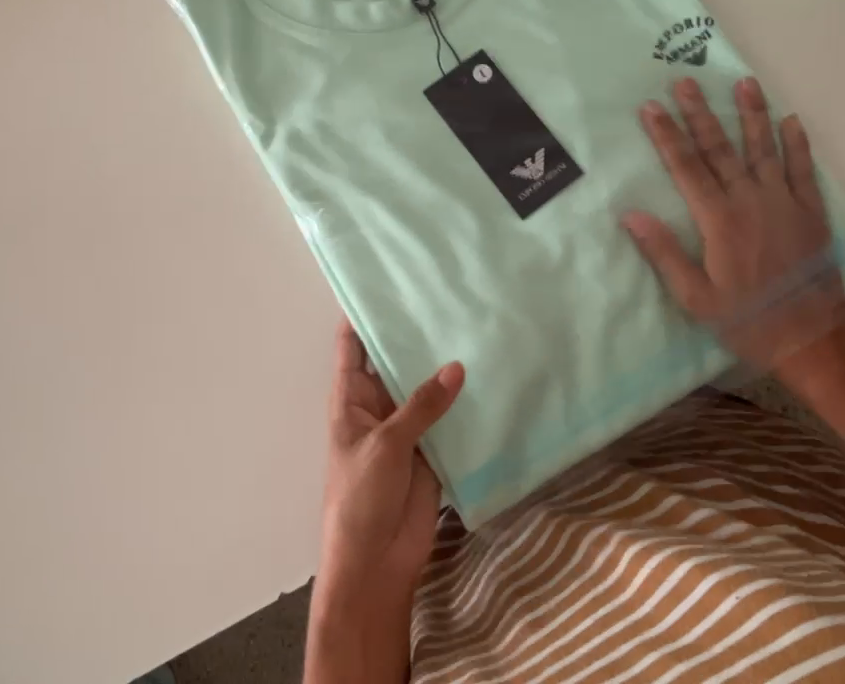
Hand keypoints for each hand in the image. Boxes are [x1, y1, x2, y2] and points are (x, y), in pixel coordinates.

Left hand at [306, 320, 462, 683]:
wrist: (376, 562)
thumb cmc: (361, 497)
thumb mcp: (385, 444)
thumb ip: (421, 405)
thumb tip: (456, 366)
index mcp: (352, 399)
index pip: (354, 346)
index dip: (364, 315)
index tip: (388, 281)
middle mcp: (380, 406)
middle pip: (397, 362)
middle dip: (417, 337)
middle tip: (450, 298)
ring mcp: (408, 428)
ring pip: (427, 389)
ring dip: (446, 369)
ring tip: (477, 327)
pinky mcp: (434, 450)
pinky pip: (450, 420)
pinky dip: (466, 404)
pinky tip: (492, 377)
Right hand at [621, 77, 844, 371]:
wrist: (810, 338)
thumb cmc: (745, 319)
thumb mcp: (695, 296)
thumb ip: (663, 252)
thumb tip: (631, 213)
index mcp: (718, 220)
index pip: (686, 168)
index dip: (667, 135)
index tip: (652, 107)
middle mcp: (750, 201)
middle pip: (720, 149)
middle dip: (701, 113)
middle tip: (686, 81)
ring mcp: (784, 202)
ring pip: (763, 149)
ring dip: (751, 114)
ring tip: (743, 83)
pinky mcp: (811, 211)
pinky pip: (803, 169)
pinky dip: (797, 144)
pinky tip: (791, 120)